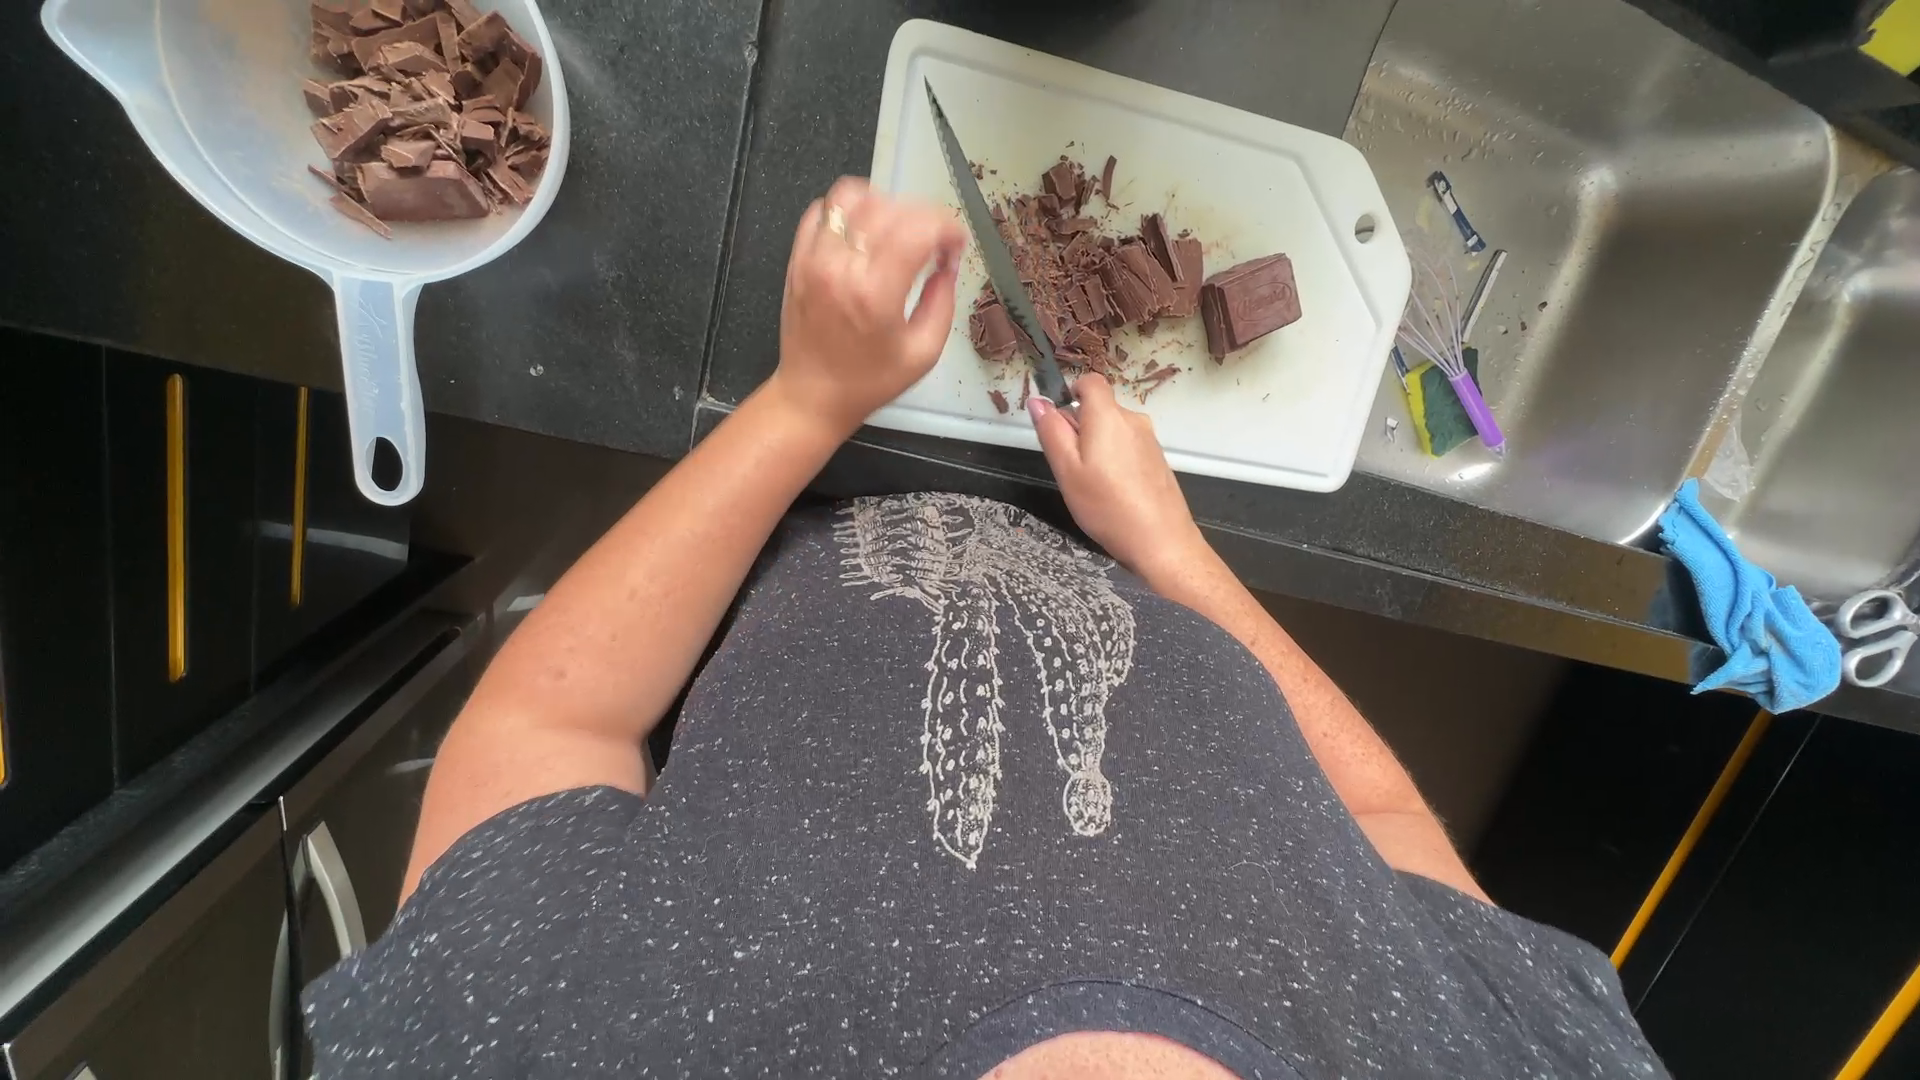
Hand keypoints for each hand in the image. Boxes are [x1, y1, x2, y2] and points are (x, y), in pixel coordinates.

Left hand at [766, 177, 967, 439]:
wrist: (812, 396)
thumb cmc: (870, 382)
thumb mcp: (923, 353)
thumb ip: (942, 303)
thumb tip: (948, 264)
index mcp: (876, 294)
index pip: (918, 229)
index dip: (946, 227)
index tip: (955, 244)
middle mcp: (842, 268)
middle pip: (889, 207)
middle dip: (921, 216)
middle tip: (932, 242)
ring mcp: (814, 259)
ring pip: (851, 197)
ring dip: (883, 205)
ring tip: (897, 229)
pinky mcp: (798, 260)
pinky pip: (822, 211)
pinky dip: (847, 211)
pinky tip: (863, 232)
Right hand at [1028, 375, 1211, 581]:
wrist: (1161, 542)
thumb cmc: (1107, 507)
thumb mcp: (1067, 470)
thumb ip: (1051, 432)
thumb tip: (1037, 401)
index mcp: (1108, 416)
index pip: (1090, 381)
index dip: (1071, 393)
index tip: (1059, 423)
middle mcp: (1133, 420)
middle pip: (1100, 408)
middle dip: (1080, 428)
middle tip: (1071, 467)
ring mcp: (1149, 440)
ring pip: (1113, 430)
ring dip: (1097, 447)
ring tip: (1091, 485)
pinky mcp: (1157, 460)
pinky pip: (1128, 447)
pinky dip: (1115, 461)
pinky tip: (1113, 492)